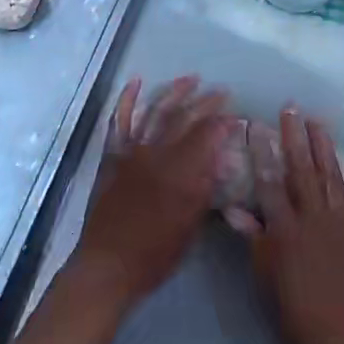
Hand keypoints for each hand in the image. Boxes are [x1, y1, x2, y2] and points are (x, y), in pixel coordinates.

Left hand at [73, 75, 232, 301]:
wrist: (108, 264)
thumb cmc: (155, 254)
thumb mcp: (191, 225)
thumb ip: (206, 187)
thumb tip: (224, 158)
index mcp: (181, 172)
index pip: (208, 134)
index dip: (224, 122)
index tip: (235, 117)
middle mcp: (157, 153)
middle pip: (185, 118)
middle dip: (206, 102)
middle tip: (222, 92)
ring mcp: (132, 150)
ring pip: (156, 111)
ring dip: (174, 92)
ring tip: (190, 79)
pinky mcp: (113, 154)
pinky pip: (119, 120)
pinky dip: (127, 99)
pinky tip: (135, 82)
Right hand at [229, 110, 343, 343]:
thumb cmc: (301, 318)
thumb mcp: (268, 281)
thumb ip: (253, 242)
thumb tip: (232, 208)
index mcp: (287, 230)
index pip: (269, 182)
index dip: (261, 152)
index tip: (255, 124)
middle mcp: (316, 219)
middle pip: (303, 171)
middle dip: (295, 138)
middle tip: (290, 108)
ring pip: (334, 178)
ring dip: (326, 149)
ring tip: (319, 122)